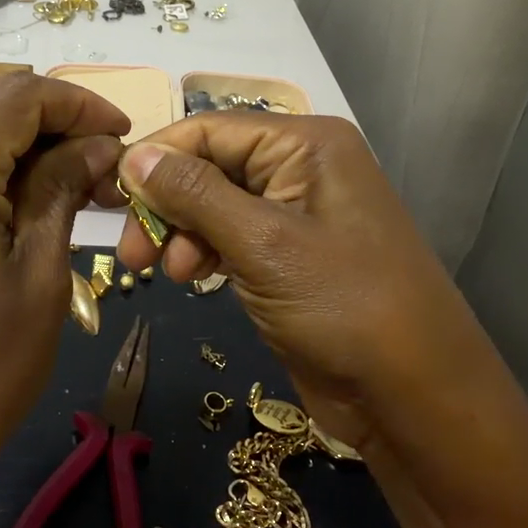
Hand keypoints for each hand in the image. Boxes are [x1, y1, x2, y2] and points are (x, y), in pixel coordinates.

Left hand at [0, 73, 128, 477]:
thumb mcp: (40, 274)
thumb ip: (63, 187)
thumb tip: (99, 143)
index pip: (18, 96)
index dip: (78, 103)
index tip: (123, 131)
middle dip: (51, 120)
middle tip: (103, 162)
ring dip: (19, 141)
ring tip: (72, 181)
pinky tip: (22, 196)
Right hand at [115, 114, 497, 451]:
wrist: (417, 398)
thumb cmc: (343, 306)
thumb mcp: (262, 243)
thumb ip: (194, 194)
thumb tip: (134, 155)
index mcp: (306, 144)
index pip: (211, 128)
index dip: (158, 156)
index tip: (110, 195)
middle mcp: (302, 167)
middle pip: (211, 165)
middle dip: (167, 202)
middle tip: (129, 250)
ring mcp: (298, 213)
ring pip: (216, 204)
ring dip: (181, 232)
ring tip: (161, 273)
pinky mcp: (292, 256)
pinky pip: (233, 236)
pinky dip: (204, 252)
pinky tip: (188, 278)